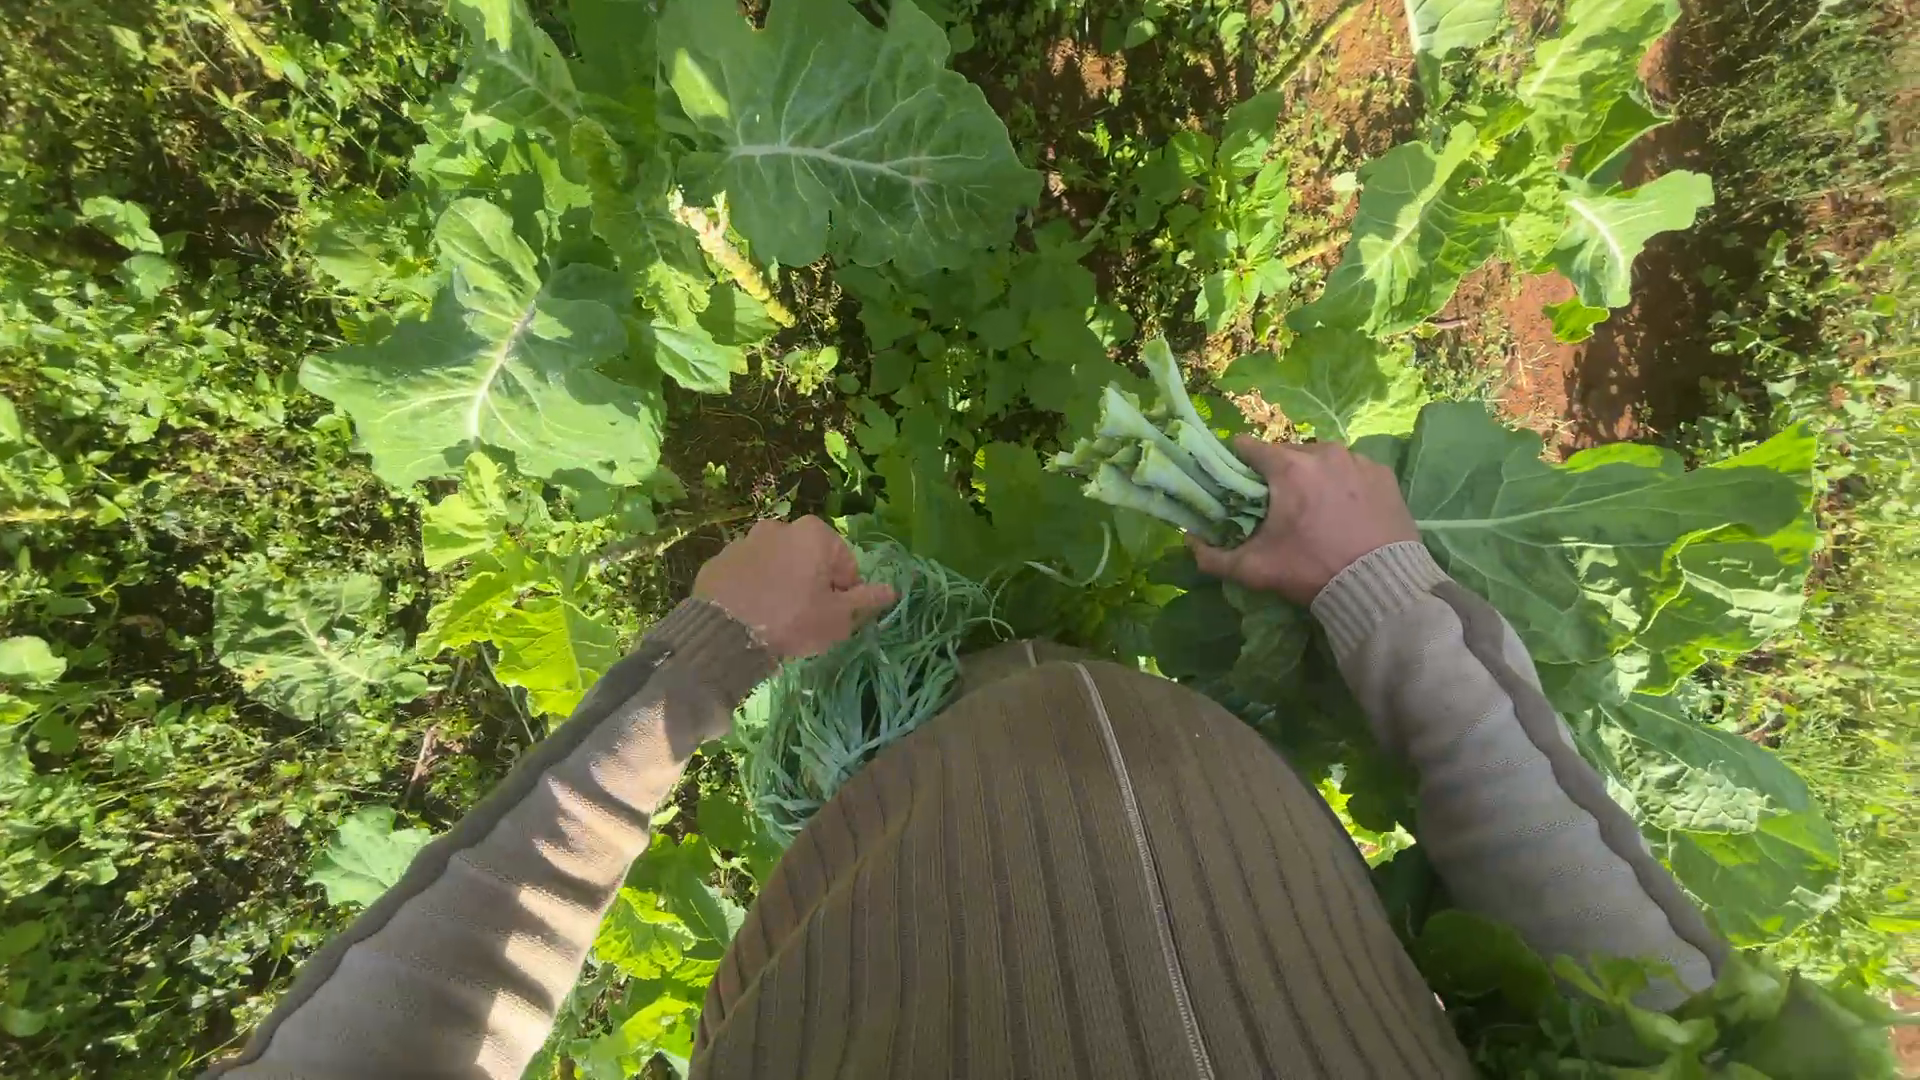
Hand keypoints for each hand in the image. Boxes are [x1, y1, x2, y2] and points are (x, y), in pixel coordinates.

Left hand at [693, 516, 896, 658]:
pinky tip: (750, 614)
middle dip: (812, 583)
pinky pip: (746, 574)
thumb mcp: (838, 617)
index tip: (834, 614)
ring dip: (782, 583)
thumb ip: (866, 600)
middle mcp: (779, 527)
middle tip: (807, 617)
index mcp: (814, 534)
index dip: (845, 592)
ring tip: (776, 617)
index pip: (844, 563)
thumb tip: (891, 590)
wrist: (723, 634)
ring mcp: (744, 541)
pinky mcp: (718, 560)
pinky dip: (752, 588)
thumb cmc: (792, 619)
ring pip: (776, 564)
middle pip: (809, 559)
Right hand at [1187, 438, 1417, 604]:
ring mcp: (1358, 461)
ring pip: (1320, 459)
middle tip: (1273, 503)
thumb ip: (1212, 556)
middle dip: (1275, 473)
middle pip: (1285, 452)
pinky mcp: (1384, 475)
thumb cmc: (1311, 569)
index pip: (1248, 447)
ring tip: (1311, 506)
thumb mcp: (1253, 568)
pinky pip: (1351, 470)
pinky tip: (1342, 510)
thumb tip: (1190, 541)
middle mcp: (1323, 453)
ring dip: (1309, 476)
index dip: (1235, 462)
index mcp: (1288, 467)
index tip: (1234, 482)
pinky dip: (1341, 483)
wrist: (1380, 586)